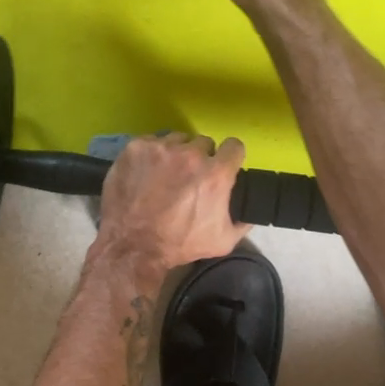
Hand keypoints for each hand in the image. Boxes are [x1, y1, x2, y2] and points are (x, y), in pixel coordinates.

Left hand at [93, 133, 250, 272]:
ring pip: (177, 140)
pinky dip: (151, 153)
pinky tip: (147, 171)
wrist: (133, 245)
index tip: (223, 164)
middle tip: (189, 177)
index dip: (230, 156)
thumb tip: (250, 210)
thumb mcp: (223, 241)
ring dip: (175, 153)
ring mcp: (161, 148)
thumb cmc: (180, 244)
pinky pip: (152, 141)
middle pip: (203, 142)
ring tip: (166, 174)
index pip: (234, 146)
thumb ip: (243, 221)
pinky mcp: (136, 147)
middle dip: (200, 157)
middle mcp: (190, 155)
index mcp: (216, 173)